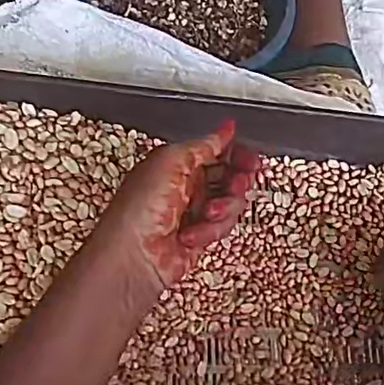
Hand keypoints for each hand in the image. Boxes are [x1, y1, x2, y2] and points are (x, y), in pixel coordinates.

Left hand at [94, 119, 261, 290]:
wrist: (134, 255)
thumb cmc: (139, 209)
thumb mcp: (171, 161)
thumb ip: (203, 144)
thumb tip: (225, 129)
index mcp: (176, 164)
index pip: (215, 152)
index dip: (235, 154)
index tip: (250, 159)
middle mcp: (186, 187)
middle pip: (228, 177)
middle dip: (237, 181)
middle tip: (238, 184)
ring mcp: (194, 213)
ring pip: (230, 204)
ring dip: (224, 208)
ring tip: (208, 213)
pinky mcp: (200, 236)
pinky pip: (222, 228)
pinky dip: (211, 230)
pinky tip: (191, 234)